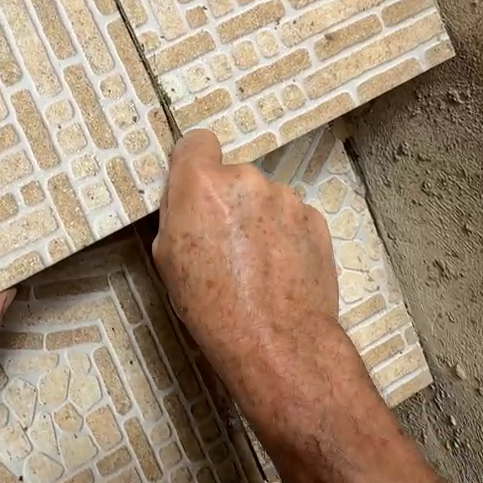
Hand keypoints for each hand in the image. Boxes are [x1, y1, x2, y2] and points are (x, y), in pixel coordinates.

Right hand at [152, 129, 353, 419]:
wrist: (277, 341)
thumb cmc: (211, 304)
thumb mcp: (167, 257)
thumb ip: (177, 213)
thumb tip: (187, 201)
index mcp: (202, 183)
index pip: (198, 141)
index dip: (195, 162)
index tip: (196, 186)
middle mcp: (246, 178)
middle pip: (232, 176)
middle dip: (228, 200)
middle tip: (224, 241)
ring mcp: (285, 197)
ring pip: (263, 197)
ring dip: (258, 218)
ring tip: (256, 263)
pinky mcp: (315, 218)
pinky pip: (291, 217)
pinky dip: (285, 235)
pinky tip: (280, 270)